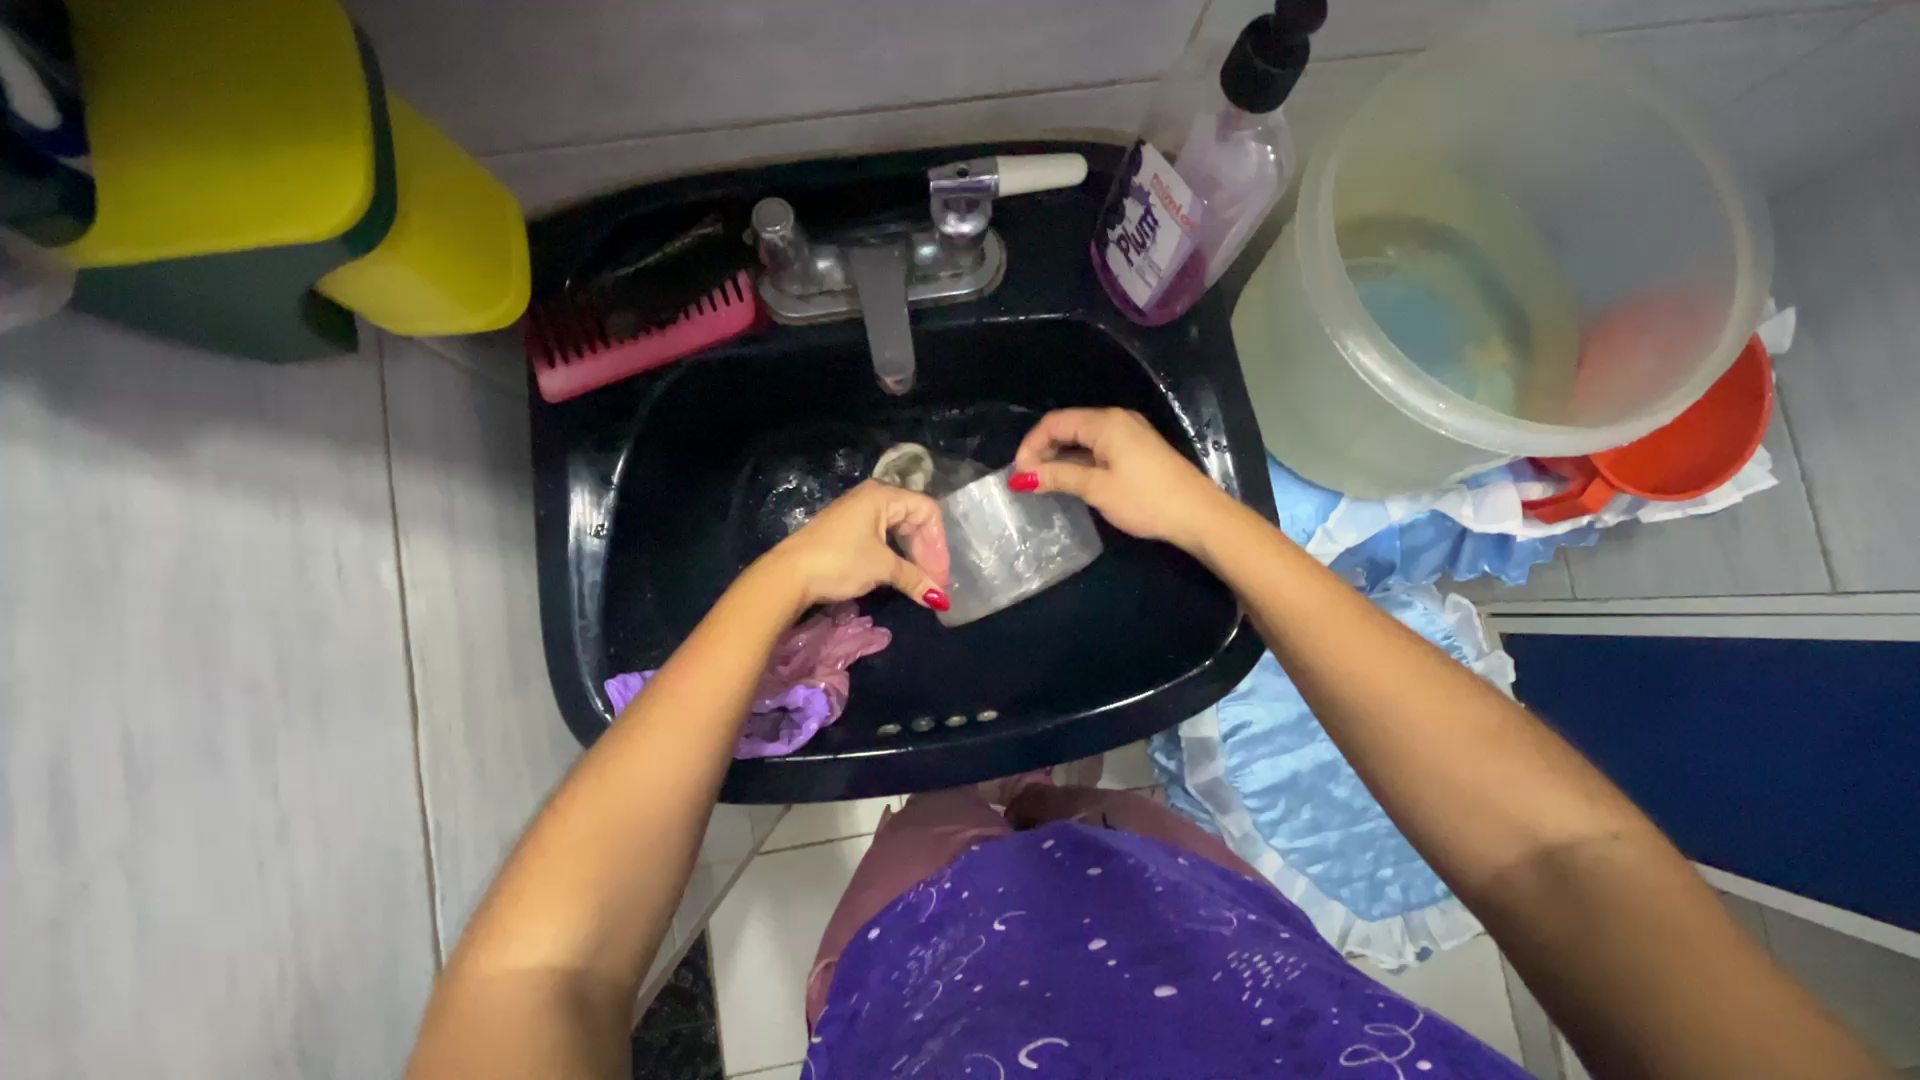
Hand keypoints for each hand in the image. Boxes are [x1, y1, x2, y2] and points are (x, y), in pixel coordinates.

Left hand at [758, 480, 952, 610]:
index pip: (927, 511)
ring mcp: (858, 514)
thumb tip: (940, 599)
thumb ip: (914, 579)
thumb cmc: (839, 561)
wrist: (788, 574)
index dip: (938, 544)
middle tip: (934, 584)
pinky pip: (883, 539)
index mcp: (882, 495)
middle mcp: (872, 498)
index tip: (940, 576)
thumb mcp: (881, 568)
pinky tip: (901, 577)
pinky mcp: (847, 532)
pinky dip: (896, 558)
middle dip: (927, 553)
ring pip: (898, 531)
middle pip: (914, 520)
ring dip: (913, 558)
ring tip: (921, 584)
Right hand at [1009, 408, 1231, 552]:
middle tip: (1028, 480)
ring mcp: (1129, 434)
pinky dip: (1080, 462)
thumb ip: (1058, 477)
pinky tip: (1071, 482)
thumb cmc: (1145, 499)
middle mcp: (1117, 420)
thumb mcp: (1097, 488)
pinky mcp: (1137, 450)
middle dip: (1043, 450)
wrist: (1198, 514)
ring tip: (1044, 483)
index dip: (1031, 444)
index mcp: (1105, 422)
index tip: (1019, 473)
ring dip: (1061, 458)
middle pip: (1068, 427)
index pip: (1055, 422)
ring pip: (1083, 439)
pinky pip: (1098, 448)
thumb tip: (1022, 476)